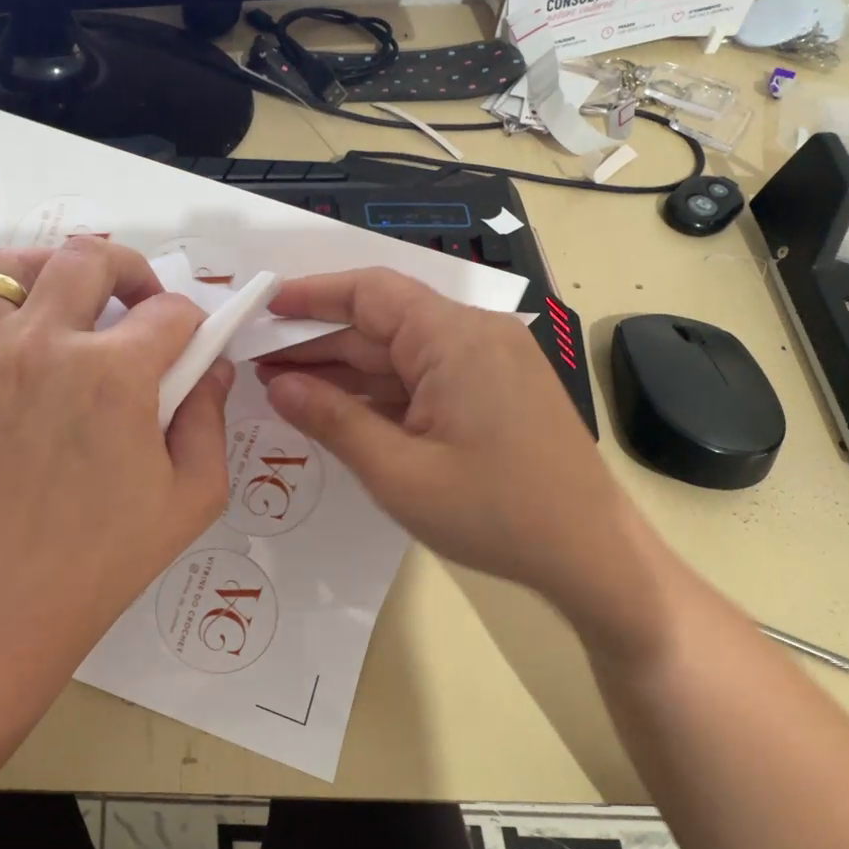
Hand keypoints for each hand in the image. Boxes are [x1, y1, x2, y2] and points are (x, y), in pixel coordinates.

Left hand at [0, 237, 234, 656]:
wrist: (5, 601)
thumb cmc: (106, 557)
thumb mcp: (192, 495)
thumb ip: (209, 418)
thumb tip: (210, 367)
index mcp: (113, 372)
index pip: (169, 311)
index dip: (190, 323)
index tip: (186, 345)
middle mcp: (42, 343)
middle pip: (86, 257)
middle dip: (126, 270)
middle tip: (132, 304)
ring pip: (4, 267)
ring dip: (42, 273)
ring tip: (58, 305)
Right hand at [256, 269, 649, 611]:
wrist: (592, 556)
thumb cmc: (494, 513)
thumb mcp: (397, 472)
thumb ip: (332, 420)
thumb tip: (277, 385)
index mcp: (455, 339)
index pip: (370, 292)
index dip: (311, 295)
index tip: (262, 307)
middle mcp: (474, 337)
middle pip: (381, 323)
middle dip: (317, 342)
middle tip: (256, 364)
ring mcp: (488, 365)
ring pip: (399, 353)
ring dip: (343, 370)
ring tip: (283, 388)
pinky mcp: (493, 394)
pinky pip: (422, 378)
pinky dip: (377, 392)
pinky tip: (336, 410)